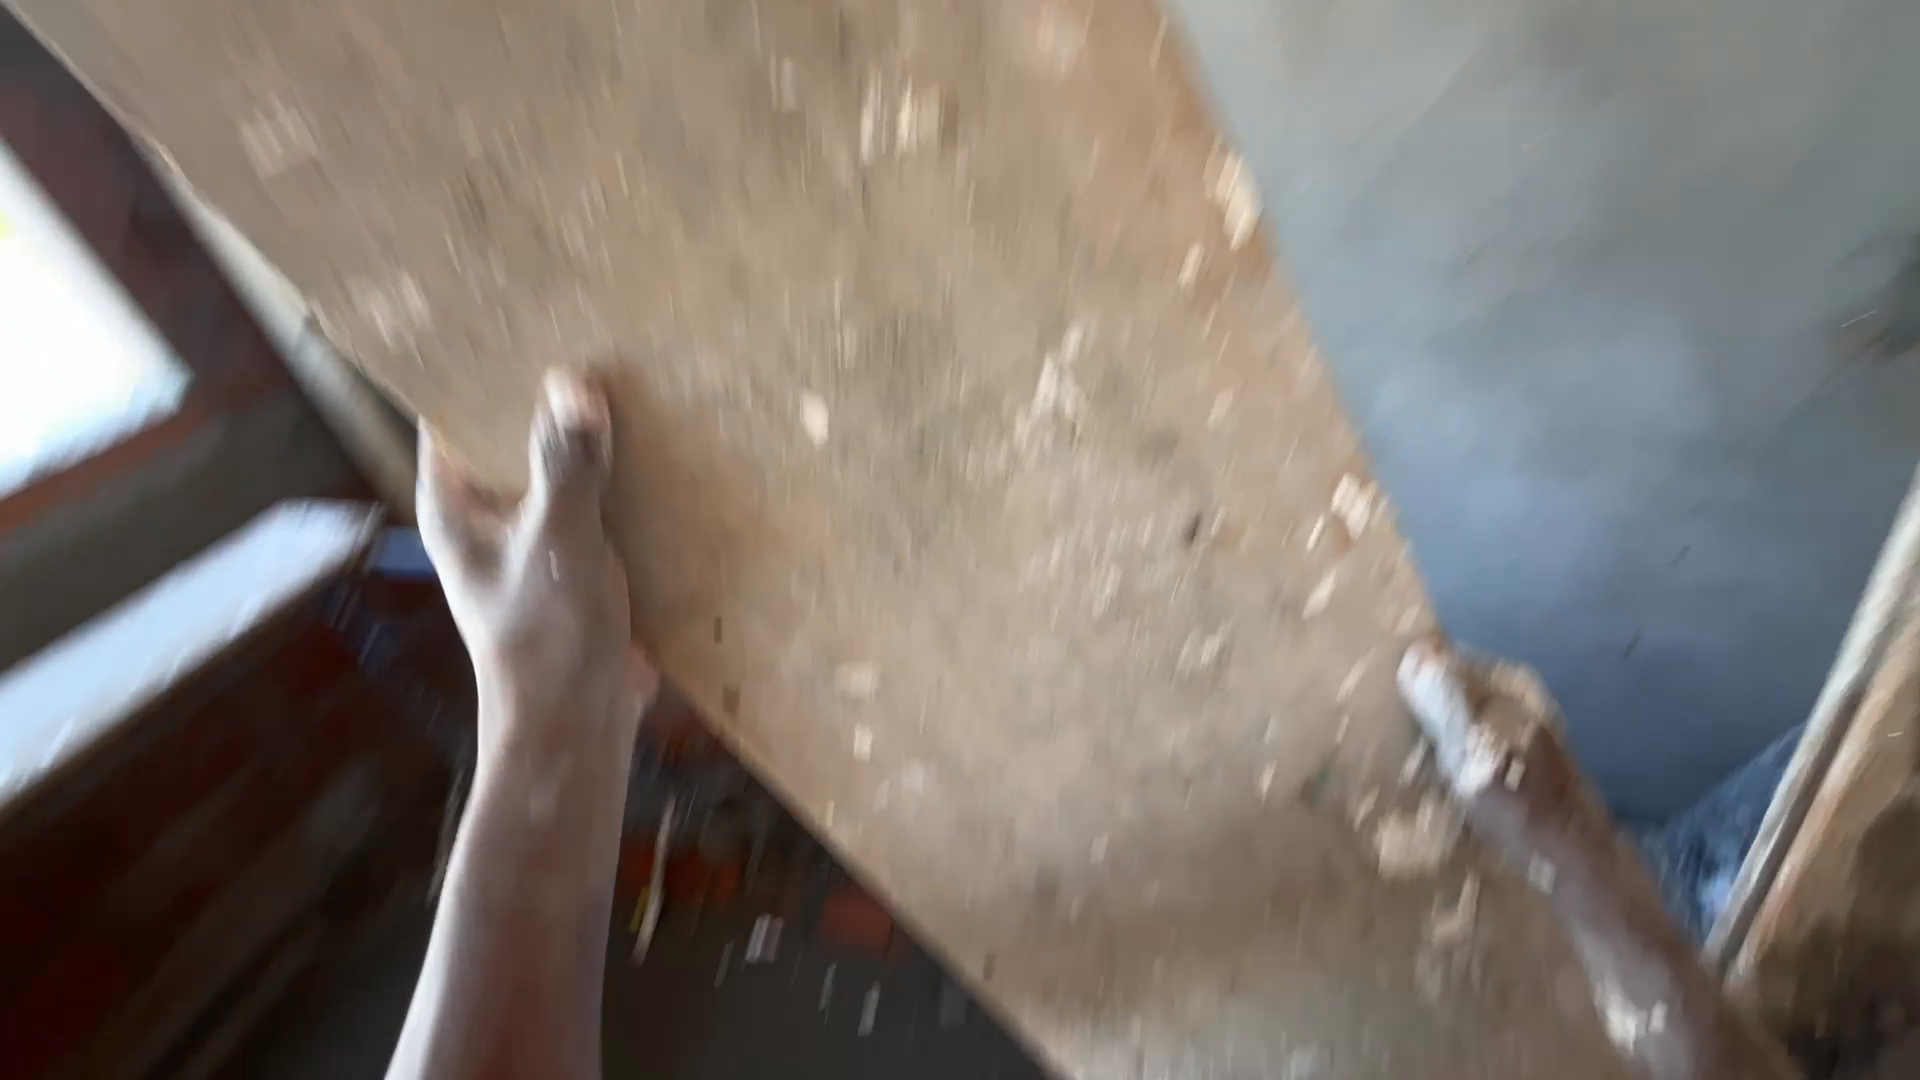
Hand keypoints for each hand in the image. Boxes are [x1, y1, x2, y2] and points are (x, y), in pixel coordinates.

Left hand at [416, 368, 657, 750]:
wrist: (581, 717)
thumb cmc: (548, 632)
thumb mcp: (557, 540)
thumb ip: (566, 465)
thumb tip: (573, 383)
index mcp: (459, 505)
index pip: (457, 418)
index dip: (484, 375)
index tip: (528, 328)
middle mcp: (494, 515)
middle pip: (519, 441)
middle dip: (556, 405)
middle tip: (603, 350)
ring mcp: (541, 539)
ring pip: (567, 474)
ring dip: (599, 446)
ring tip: (644, 393)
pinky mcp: (584, 561)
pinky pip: (603, 507)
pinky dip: (627, 485)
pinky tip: (667, 459)